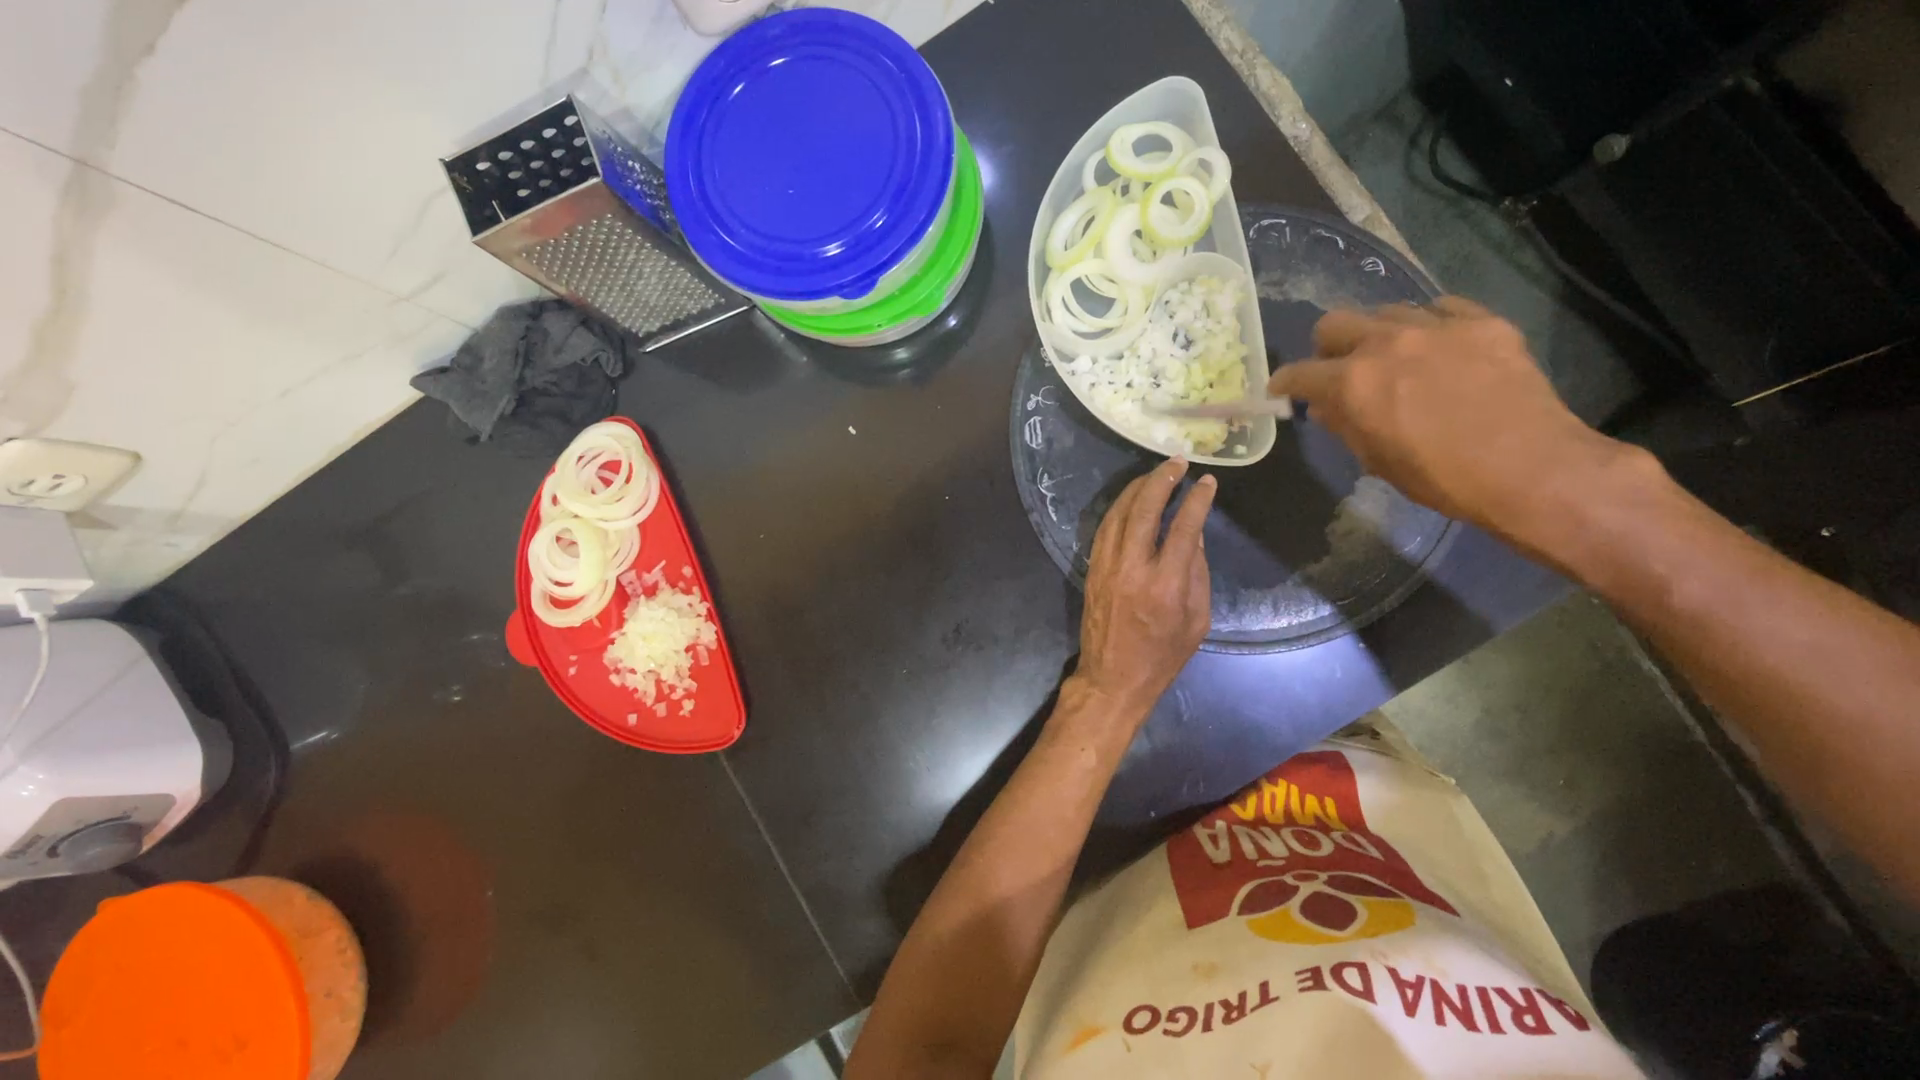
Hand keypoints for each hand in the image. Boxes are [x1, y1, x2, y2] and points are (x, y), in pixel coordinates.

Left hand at [1074, 458, 1216, 718]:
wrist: (1113, 678)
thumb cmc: (1163, 656)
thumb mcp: (1197, 620)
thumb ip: (1198, 573)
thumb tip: (1194, 533)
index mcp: (1167, 585)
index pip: (1184, 528)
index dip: (1197, 501)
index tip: (1206, 483)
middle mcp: (1134, 569)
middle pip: (1145, 510)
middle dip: (1162, 481)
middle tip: (1177, 463)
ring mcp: (1108, 567)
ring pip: (1119, 513)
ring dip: (1137, 488)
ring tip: (1156, 474)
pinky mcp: (1093, 569)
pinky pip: (1105, 528)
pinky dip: (1119, 508)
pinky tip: (1132, 499)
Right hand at [1268, 297, 1644, 533]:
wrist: (1531, 469)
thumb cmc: (1444, 479)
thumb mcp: (1379, 462)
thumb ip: (1347, 426)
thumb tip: (1327, 408)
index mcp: (1353, 383)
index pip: (1299, 373)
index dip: (1285, 384)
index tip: (1283, 391)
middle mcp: (1386, 343)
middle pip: (1335, 322)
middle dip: (1327, 347)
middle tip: (1339, 369)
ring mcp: (1437, 326)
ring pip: (1387, 311)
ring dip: (1379, 333)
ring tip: (1394, 356)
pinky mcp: (1482, 322)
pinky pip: (1442, 307)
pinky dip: (1431, 324)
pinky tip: (1440, 346)